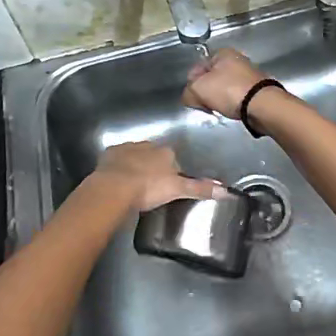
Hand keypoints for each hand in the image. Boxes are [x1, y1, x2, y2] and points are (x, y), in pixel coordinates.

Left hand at [89, 142, 227, 210]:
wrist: (114, 188)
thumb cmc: (149, 188)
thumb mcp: (177, 190)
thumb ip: (200, 189)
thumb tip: (227, 190)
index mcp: (166, 152)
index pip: (173, 157)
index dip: (171, 170)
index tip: (168, 183)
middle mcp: (147, 145)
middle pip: (154, 154)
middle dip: (153, 165)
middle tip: (151, 185)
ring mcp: (126, 148)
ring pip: (135, 154)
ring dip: (135, 164)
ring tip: (134, 184)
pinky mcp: (109, 154)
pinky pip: (117, 158)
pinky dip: (118, 166)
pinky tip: (117, 178)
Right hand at [182, 48, 271, 118]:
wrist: (262, 105)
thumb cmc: (229, 91)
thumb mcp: (198, 89)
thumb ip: (187, 92)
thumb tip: (190, 98)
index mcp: (222, 53)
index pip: (197, 67)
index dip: (192, 83)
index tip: (194, 95)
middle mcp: (237, 60)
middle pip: (210, 79)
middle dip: (206, 93)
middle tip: (206, 104)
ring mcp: (248, 75)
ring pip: (223, 89)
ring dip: (218, 100)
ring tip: (220, 108)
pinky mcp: (255, 89)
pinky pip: (236, 97)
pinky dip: (232, 104)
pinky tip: (232, 110)